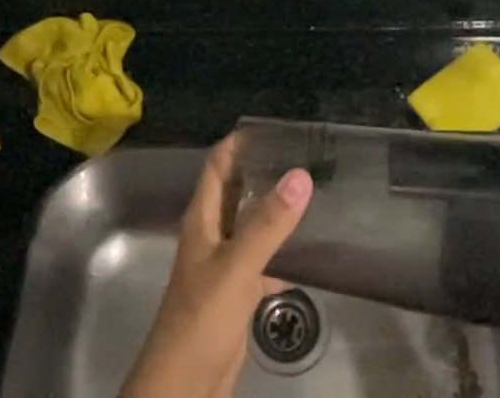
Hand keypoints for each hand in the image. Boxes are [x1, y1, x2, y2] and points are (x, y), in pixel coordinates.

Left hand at [123, 136, 313, 397]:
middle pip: (236, 192)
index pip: (218, 165)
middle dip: (265, 172)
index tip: (274, 127)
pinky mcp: (237, 293)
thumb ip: (267, 223)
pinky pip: (263, 262)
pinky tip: (310, 254)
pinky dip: (284, 254)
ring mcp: (224, 264)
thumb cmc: (202, 316)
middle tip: (306, 156)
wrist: (185, 382)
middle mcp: (212, 235)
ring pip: (252, 226)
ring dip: (276, 211)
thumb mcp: (237, 265)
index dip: (239, 143)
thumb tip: (300, 174)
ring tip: (314, 194)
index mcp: (202, 219)